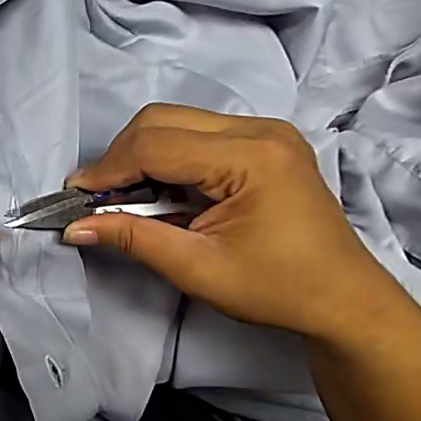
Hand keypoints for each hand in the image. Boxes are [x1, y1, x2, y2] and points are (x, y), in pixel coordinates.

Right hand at [63, 104, 405, 343]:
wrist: (345, 300)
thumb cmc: (277, 290)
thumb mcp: (197, 269)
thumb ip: (132, 239)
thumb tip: (75, 226)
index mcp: (252, 158)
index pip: (157, 144)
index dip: (108, 168)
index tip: (75, 195)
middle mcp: (261, 130)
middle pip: (162, 119)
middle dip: (121, 155)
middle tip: (98, 196)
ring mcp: (266, 131)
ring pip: (176, 120)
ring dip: (141, 153)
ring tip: (125, 195)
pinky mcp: (264, 141)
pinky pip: (196, 131)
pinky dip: (165, 155)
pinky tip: (159, 189)